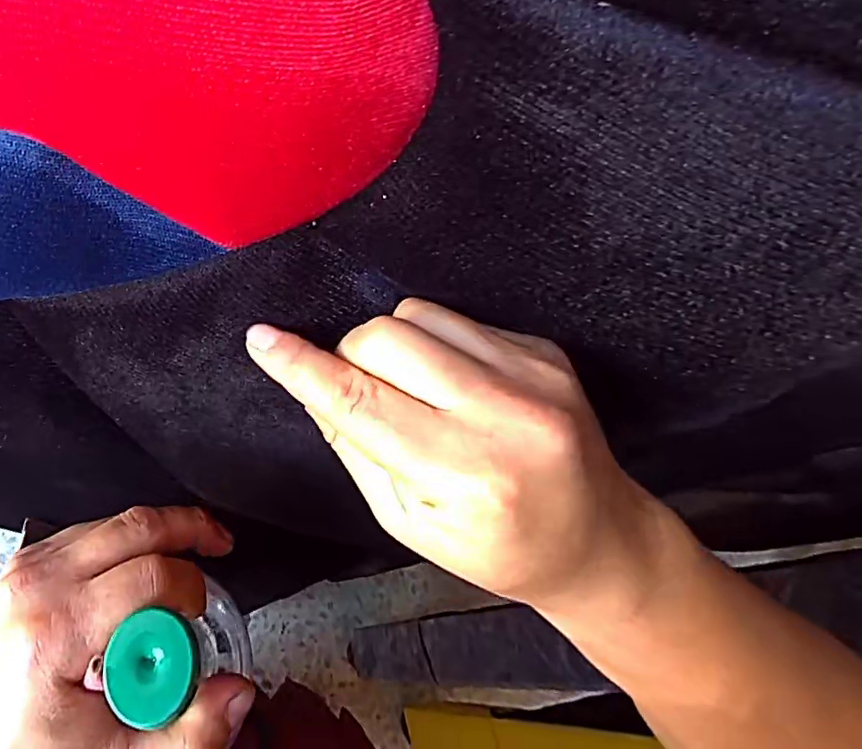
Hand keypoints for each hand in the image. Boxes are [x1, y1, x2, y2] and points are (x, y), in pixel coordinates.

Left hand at [0, 506, 256, 748]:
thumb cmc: (22, 747)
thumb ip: (184, 733)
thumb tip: (232, 692)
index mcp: (53, 628)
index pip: (145, 577)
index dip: (190, 591)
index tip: (199, 622)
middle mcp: (36, 582)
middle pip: (131, 526)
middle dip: (187, 527)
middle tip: (218, 542)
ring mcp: (27, 566)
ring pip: (111, 521)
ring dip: (156, 534)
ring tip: (184, 562)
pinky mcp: (27, 563)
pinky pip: (89, 532)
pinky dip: (123, 543)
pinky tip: (139, 569)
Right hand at [245, 299, 681, 623]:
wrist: (600, 541)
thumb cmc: (494, 546)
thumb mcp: (405, 518)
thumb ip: (353, 444)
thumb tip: (310, 384)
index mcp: (467, 475)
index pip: (359, 403)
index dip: (301, 367)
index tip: (261, 339)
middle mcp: (506, 416)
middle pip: (382, 340)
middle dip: (350, 356)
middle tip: (364, 392)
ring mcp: (532, 376)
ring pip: (412, 314)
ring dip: (390, 345)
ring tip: (414, 389)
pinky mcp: (543, 350)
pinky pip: (451, 316)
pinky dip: (430, 342)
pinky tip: (454, 383)